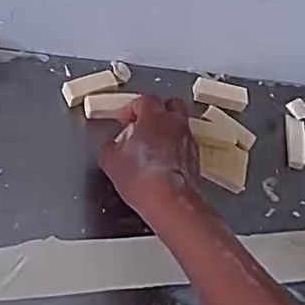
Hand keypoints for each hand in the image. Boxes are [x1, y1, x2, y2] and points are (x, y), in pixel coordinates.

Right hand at [100, 95, 210, 224]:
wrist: (172, 204)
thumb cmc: (144, 179)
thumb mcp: (111, 162)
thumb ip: (108, 147)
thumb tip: (109, 146)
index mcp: (154, 116)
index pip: (144, 100)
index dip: (132, 108)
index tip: (124, 120)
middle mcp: (175, 123)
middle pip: (169, 104)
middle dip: (155, 112)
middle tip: (141, 127)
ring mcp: (188, 139)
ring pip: (178, 124)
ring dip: (166, 129)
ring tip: (151, 146)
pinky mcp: (196, 157)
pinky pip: (184, 143)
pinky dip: (174, 146)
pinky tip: (163, 162)